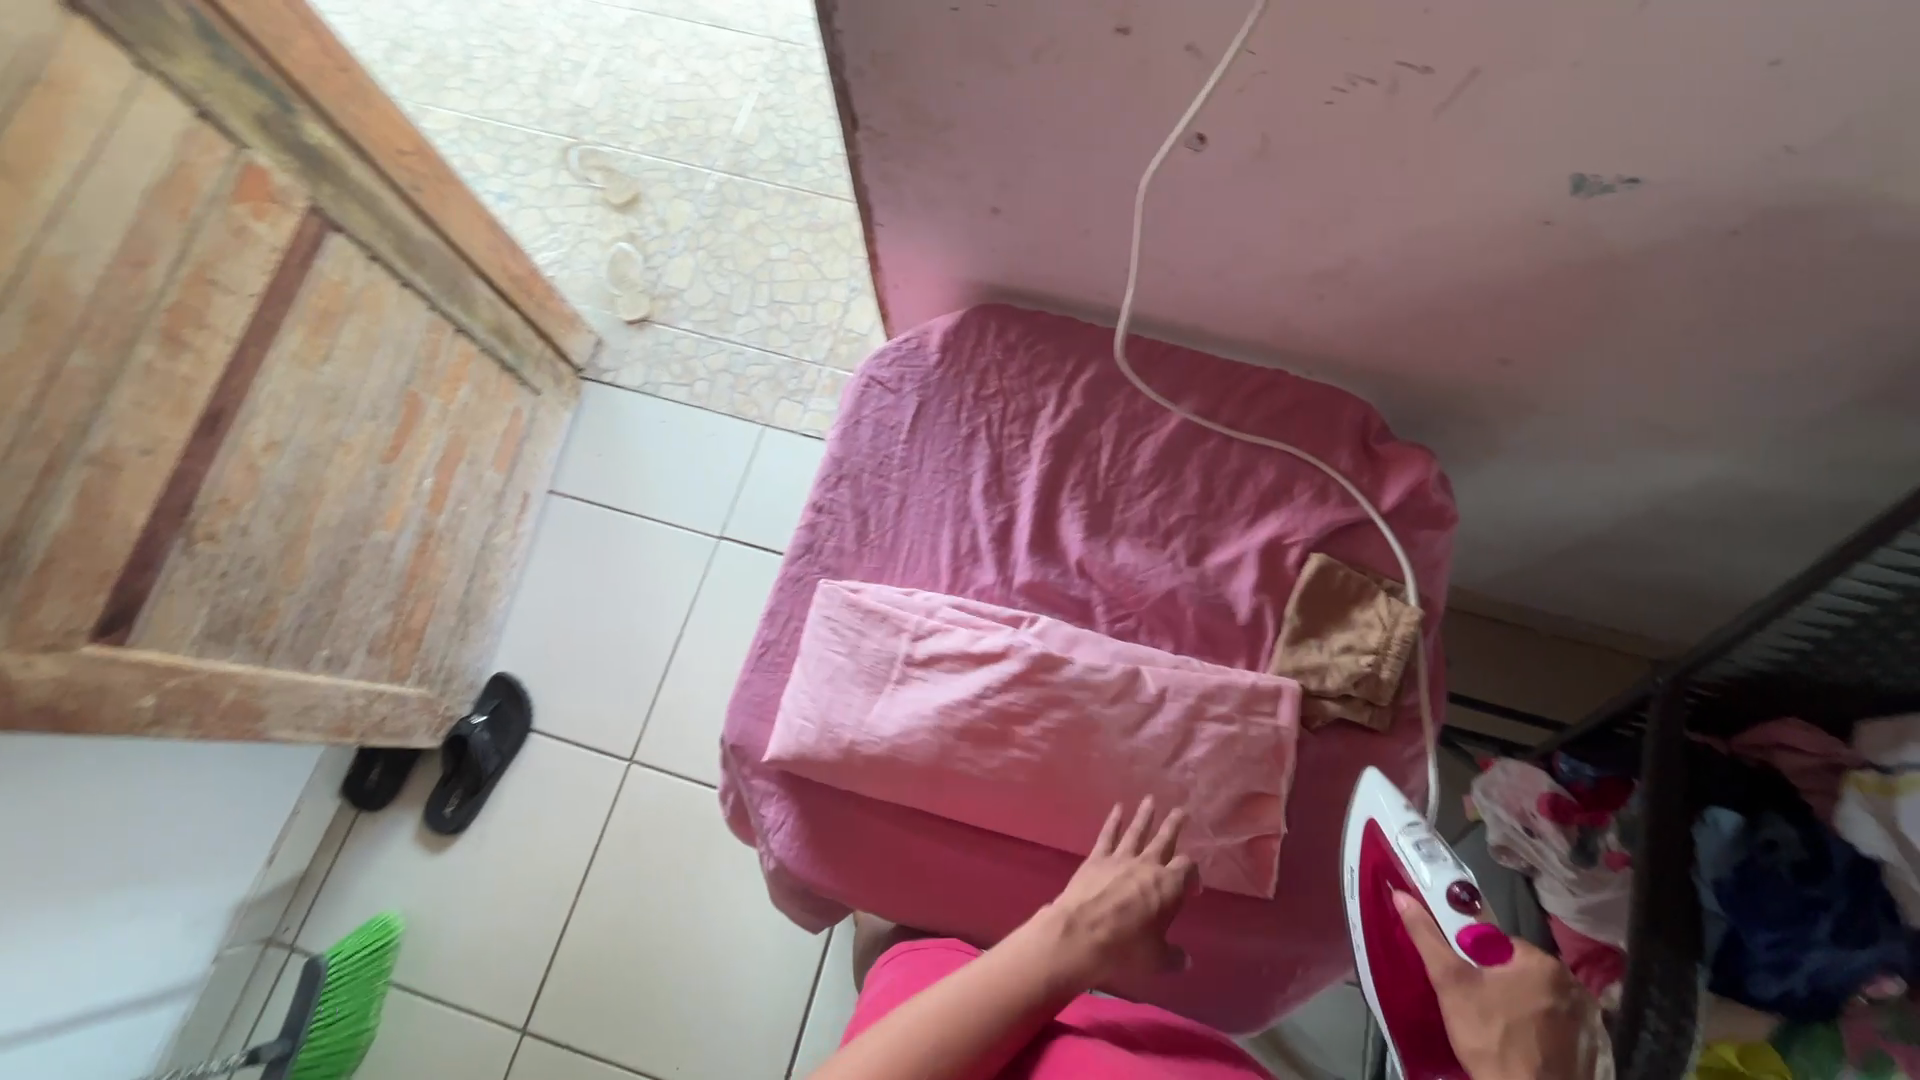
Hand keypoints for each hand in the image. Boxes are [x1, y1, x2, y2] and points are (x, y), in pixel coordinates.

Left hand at [1029, 798, 1197, 988]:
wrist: (1082, 934)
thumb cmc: (1125, 948)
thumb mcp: (1156, 959)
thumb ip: (1173, 956)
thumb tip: (1186, 961)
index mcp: (1168, 886)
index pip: (1187, 869)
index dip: (1193, 875)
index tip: (1194, 887)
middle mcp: (1147, 866)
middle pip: (1164, 840)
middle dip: (1173, 826)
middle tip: (1181, 810)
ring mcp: (1121, 859)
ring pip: (1137, 832)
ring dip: (1144, 816)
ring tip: (1150, 799)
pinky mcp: (1097, 858)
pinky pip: (1107, 835)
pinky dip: (1113, 821)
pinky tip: (1117, 809)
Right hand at [1395, 891, 1606, 1079]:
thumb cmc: (1489, 1038)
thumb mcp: (1450, 983)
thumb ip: (1427, 937)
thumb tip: (1402, 895)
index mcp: (1542, 963)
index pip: (1502, 946)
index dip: (1480, 965)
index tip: (1471, 989)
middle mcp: (1577, 986)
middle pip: (1526, 973)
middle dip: (1506, 986)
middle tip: (1486, 1012)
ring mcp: (1595, 1022)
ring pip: (1547, 1001)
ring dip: (1530, 1009)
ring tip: (1511, 1036)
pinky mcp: (1603, 1053)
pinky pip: (1569, 1030)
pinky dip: (1553, 1036)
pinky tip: (1536, 1053)